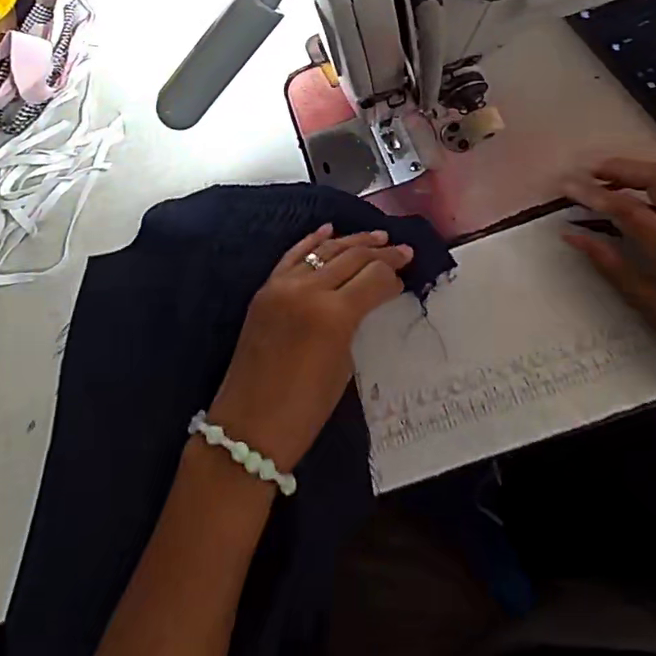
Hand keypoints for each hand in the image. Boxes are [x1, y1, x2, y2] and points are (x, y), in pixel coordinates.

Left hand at [206, 225, 413, 473]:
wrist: (250, 426)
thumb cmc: (306, 408)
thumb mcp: (344, 363)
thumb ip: (356, 321)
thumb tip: (369, 298)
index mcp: (333, 314)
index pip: (374, 277)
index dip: (393, 274)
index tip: (406, 275)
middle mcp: (308, 290)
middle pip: (353, 258)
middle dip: (381, 253)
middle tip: (403, 250)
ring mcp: (282, 286)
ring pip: (324, 250)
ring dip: (353, 241)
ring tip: (377, 236)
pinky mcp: (265, 290)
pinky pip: (292, 256)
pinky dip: (312, 241)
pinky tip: (329, 230)